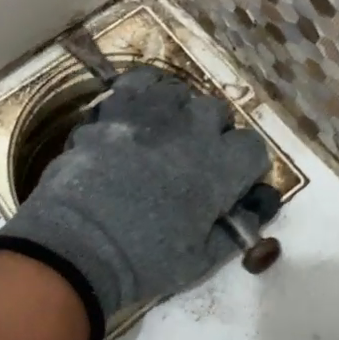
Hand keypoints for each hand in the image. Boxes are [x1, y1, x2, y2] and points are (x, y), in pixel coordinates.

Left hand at [0, 65, 271, 339]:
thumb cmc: (144, 258)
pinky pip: (141, 80)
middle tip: (189, 162)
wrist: (79, 243)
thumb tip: (259, 204)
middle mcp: (194, 129)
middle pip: (217, 113)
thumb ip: (237, 226)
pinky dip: (145, 91)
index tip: (225, 182)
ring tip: (162, 136)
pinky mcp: (117, 104)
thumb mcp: (202, 258)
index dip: (240, 166)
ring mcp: (154, 111)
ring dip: (178, 112)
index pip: (252, 147)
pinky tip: (137, 113)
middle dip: (211, 134)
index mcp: (221, 167)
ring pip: (181, 93)